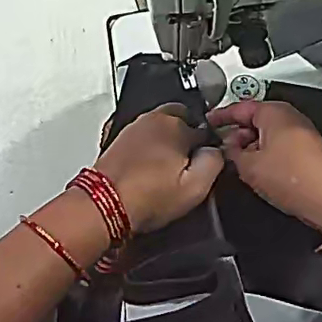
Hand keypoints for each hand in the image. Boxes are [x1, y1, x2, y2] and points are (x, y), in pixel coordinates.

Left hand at [94, 104, 223, 232]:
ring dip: (167, 139)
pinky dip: (149, 145)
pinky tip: (149, 166)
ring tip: (168, 166)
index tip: (205, 163)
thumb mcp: (195, 187)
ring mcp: (133, 127)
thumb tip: (216, 152)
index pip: (205, 129)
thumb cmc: (145, 197)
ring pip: (160, 125)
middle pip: (181, 119)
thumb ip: (213, 163)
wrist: (105, 203)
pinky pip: (142, 136)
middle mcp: (153, 119)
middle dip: (188, 135)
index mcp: (176, 125)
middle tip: (188, 160)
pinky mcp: (118, 138)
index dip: (209, 147)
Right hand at [209, 100, 321, 235]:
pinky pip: (279, 148)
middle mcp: (291, 118)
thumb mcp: (248, 167)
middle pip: (253, 120)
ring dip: (251, 149)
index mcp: (275, 111)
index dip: (220, 116)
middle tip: (223, 150)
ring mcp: (302, 134)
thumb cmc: (301, 180)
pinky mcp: (309, 152)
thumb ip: (230, 153)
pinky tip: (262, 175)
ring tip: (242, 167)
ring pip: (266, 136)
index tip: (208, 122)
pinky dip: (266, 157)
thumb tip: (226, 149)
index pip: (238, 106)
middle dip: (236, 135)